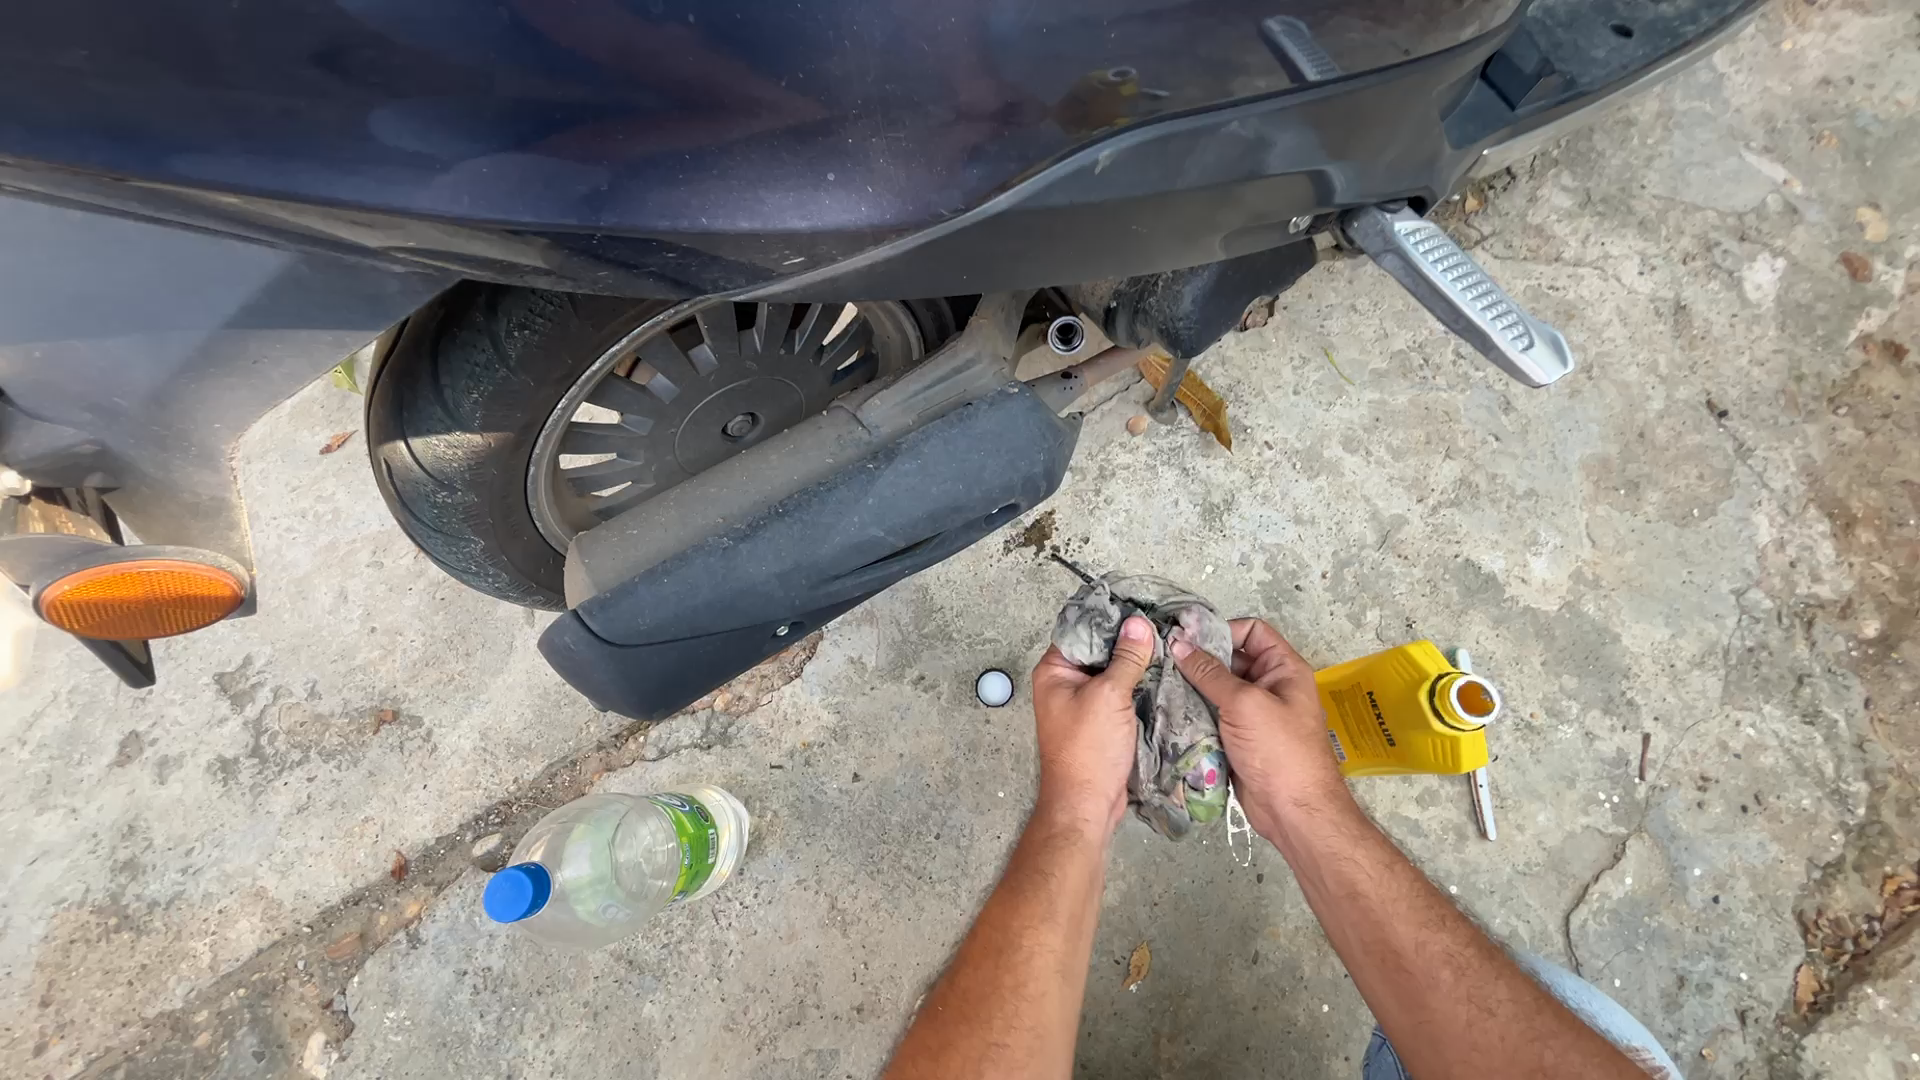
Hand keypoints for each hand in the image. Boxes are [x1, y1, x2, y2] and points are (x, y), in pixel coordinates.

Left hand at [1028, 615, 1154, 834]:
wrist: (1087, 804)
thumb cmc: (1088, 750)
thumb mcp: (1109, 696)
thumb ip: (1126, 658)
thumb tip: (1139, 624)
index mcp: (1054, 670)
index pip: (1082, 628)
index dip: (1110, 616)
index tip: (1142, 603)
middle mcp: (1065, 681)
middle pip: (1099, 649)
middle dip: (1128, 639)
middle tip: (1163, 623)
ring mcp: (1084, 701)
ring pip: (1113, 671)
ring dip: (1137, 663)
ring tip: (1169, 644)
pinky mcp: (1102, 719)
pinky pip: (1121, 693)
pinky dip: (1139, 685)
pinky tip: (1164, 674)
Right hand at [1172, 618, 1352, 836]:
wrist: (1293, 811)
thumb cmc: (1279, 751)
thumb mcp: (1244, 703)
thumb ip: (1209, 672)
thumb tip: (1178, 643)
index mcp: (1283, 669)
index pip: (1252, 631)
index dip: (1222, 629)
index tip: (1188, 636)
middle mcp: (1269, 686)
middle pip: (1230, 658)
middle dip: (1200, 657)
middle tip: (1164, 658)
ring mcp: (1253, 713)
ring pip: (1217, 687)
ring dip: (1193, 685)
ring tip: (1161, 680)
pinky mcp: (1237, 735)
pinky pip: (1212, 713)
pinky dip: (1194, 709)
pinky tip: (1169, 707)